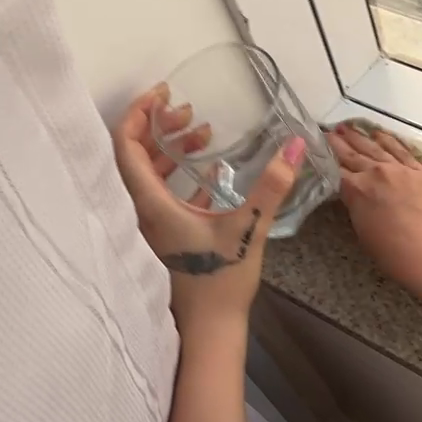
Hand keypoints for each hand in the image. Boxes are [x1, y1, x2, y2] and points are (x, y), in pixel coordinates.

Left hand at [113, 84, 304, 332]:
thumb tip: (295, 146)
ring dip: (171, 150)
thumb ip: (271, 186)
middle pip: (134, 156)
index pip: (126, 146)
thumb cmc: (220, 281)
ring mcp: (152, 225)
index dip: (139, 114)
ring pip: (149, 175)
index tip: (164, 93)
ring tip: (203, 133)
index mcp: (151, 205)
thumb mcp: (248, 229)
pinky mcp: (166, 237)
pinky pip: (164, 194)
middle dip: (159, 126)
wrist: (211, 327)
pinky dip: (181, 175)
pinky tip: (211, 172)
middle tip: (188, 110)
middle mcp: (142, 211)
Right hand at [327, 121, 421, 297]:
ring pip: (376, 148)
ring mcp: (400, 170)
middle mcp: (376, 173)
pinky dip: (390, 140)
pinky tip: (380, 134)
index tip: (317, 148)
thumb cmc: (394, 254)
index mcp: (356, 190)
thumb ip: (356, 206)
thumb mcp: (363, 231)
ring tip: (348, 127)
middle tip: (328, 131)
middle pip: (353, 154)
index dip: (325, 158)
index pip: (335, 170)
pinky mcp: (420, 172)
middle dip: (339, 142)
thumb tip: (354, 194)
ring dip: (360, 137)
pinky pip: (402, 150)